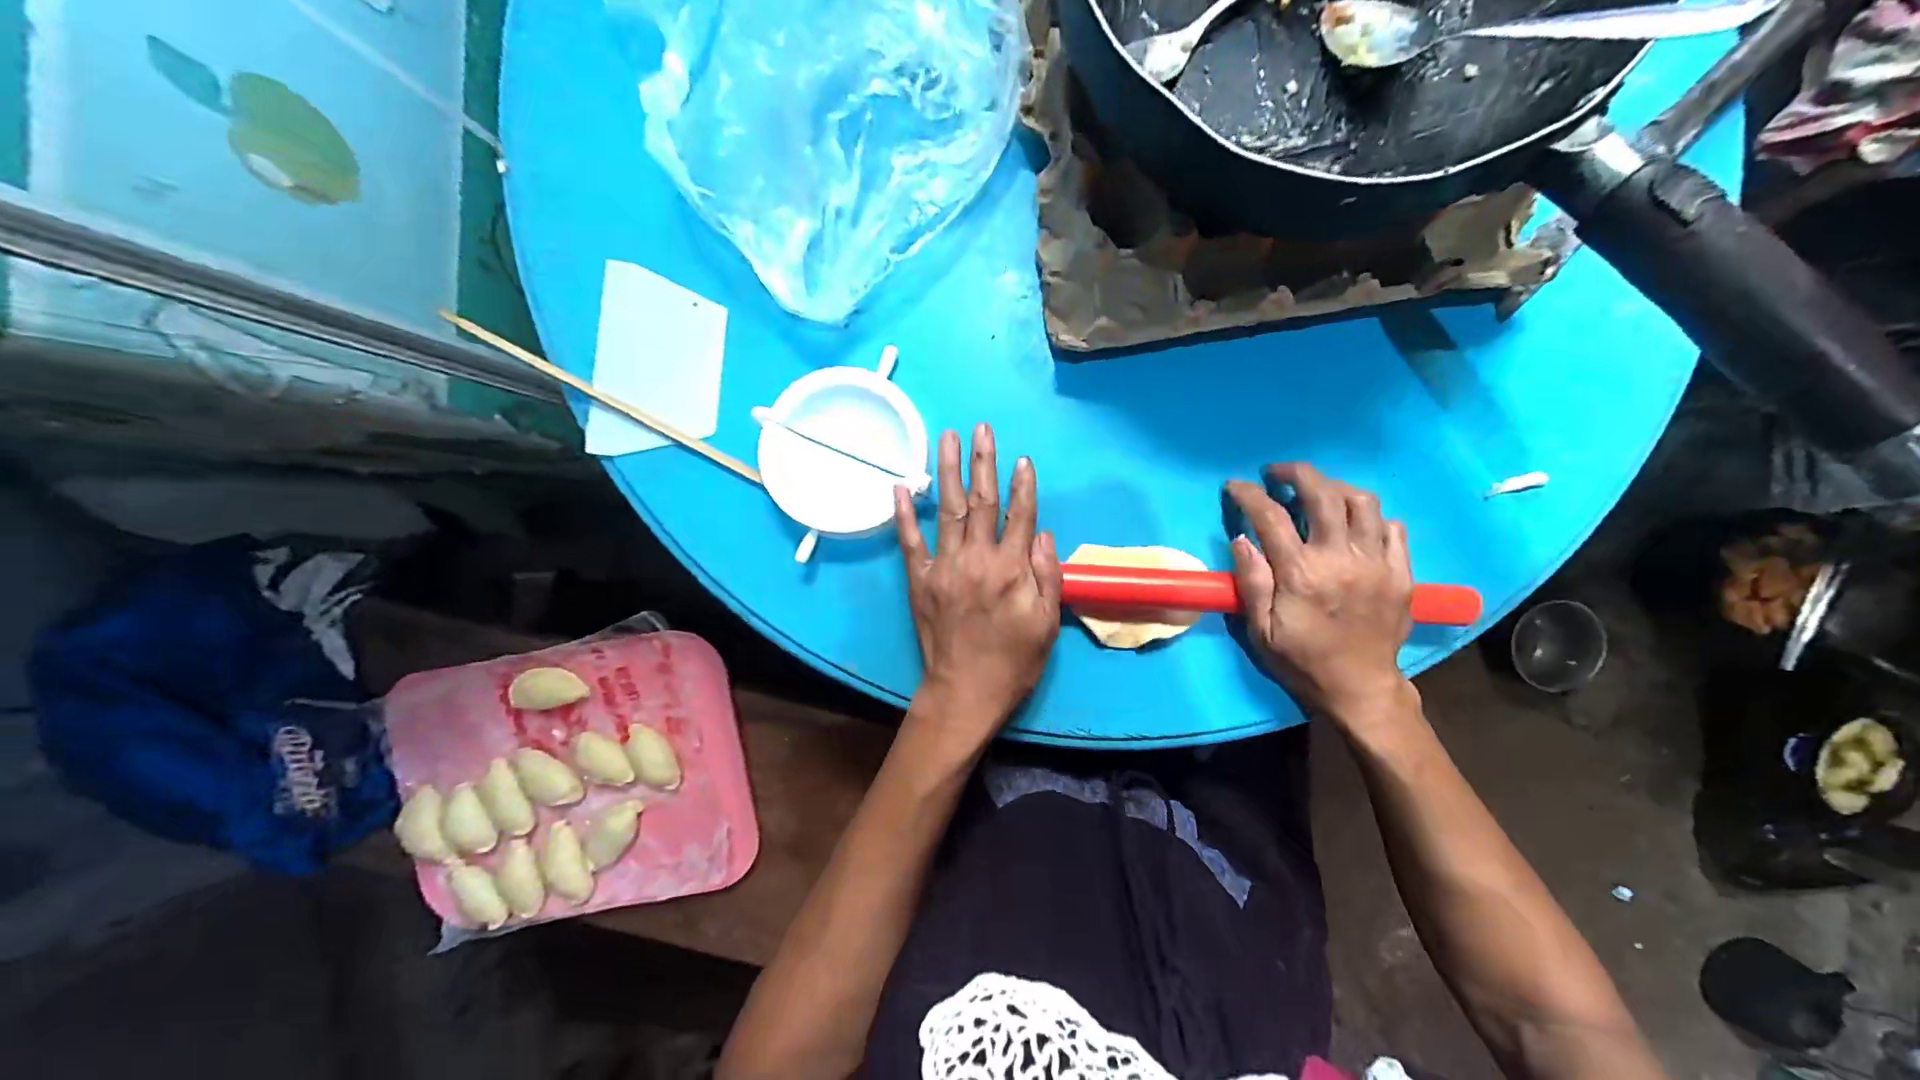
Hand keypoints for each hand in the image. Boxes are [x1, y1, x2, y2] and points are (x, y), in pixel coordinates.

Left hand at [894, 424, 1061, 745]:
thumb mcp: (1046, 624)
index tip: (1023, 458)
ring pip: (948, 510)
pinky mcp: (920, 581)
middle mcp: (977, 560)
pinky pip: (910, 542)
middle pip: (982, 502)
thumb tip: (1041, 532)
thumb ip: (1047, 575)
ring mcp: (945, 568)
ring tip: (947, 438)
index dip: (1023, 485)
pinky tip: (900, 487)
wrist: (964, 693)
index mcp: (1012, 570)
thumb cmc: (1013, 662)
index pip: (1020, 515)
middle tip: (981, 428)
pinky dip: (904, 514)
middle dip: (983, 462)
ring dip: (948, 472)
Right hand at [1225, 464, 1414, 721]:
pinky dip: (1371, 516)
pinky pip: (1393, 527)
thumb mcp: (1261, 630)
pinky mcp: (1402, 573)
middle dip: (1297, 473)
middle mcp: (1341, 559)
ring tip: (1317, 491)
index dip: (1249, 495)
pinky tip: (1354, 523)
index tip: (1235, 486)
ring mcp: (1377, 563)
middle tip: (1278, 472)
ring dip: (1335, 487)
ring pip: (1363, 502)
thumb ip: (1251, 582)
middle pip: (1323, 495)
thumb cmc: (1302, 660)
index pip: (1271, 517)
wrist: (1360, 688)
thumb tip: (1242, 538)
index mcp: (1302, 574)